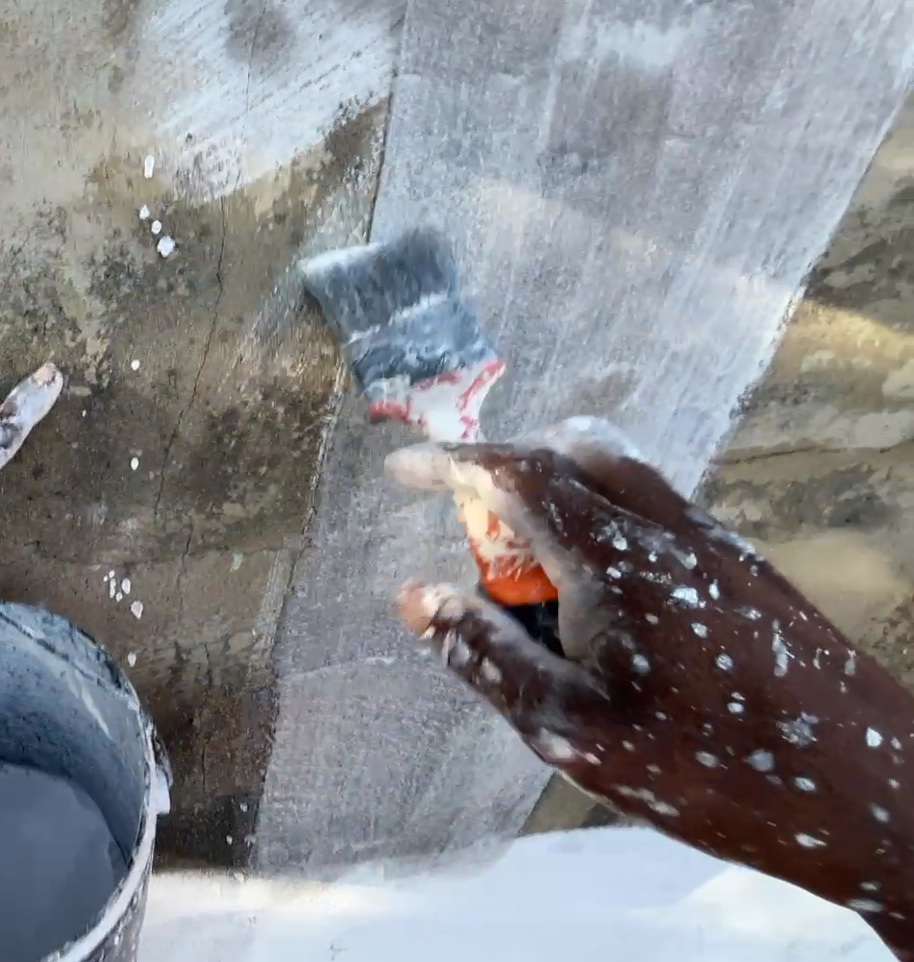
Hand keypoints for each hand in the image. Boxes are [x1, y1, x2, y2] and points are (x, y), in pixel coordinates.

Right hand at [387, 419, 913, 945]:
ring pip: (617, 473)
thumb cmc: (712, 772)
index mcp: (618, 562)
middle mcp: (669, 533)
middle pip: (569, 453)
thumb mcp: (569, 728)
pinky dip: (596, 513)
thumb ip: (483, 653)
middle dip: (502, 470)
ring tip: (532, 565)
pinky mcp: (748, 570)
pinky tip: (597, 593)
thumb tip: (413, 596)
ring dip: (553, 489)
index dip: (448, 462)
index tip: (400, 470)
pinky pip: (650, 506)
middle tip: (470, 524)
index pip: (515, 476)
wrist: (893, 812)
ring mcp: (717, 546)